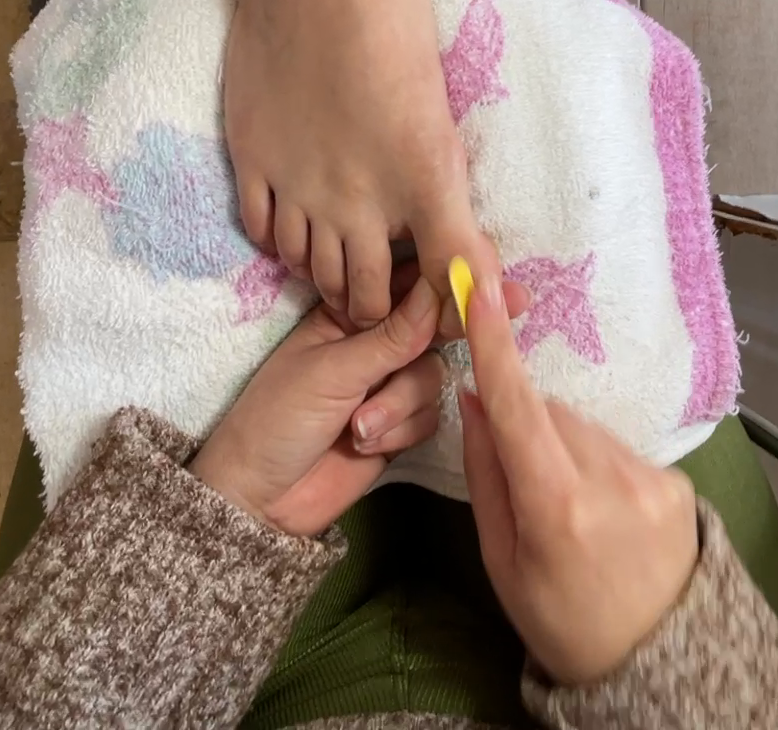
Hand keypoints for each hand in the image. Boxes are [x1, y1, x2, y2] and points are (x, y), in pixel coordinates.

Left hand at [189, 268, 529, 537]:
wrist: (259, 499)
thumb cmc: (279, 418)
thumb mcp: (333, 370)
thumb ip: (392, 336)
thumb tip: (441, 288)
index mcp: (349, 315)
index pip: (406, 288)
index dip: (447, 282)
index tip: (493, 278)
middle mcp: (375, 345)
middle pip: (433, 330)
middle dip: (459, 329)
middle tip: (518, 307)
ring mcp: (388, 386)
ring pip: (433, 377)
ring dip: (402, 403)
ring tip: (360, 427)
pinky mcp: (398, 425)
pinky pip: (428, 415)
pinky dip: (401, 430)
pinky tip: (366, 445)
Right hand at [225, 0, 489, 330]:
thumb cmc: (399, 13)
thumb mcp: (439, 105)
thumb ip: (440, 184)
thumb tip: (447, 235)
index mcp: (427, 179)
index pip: (451, 278)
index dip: (457, 314)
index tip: (454, 317)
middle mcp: (361, 197)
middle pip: (367, 294)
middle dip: (380, 310)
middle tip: (385, 298)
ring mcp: (300, 182)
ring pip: (314, 271)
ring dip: (331, 283)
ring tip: (342, 274)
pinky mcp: (253, 157)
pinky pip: (265, 234)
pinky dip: (284, 247)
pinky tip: (297, 235)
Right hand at [457, 276, 700, 685]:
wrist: (661, 664)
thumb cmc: (561, 619)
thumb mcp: (501, 559)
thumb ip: (486, 472)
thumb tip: (475, 397)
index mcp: (556, 506)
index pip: (518, 408)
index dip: (496, 347)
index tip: (482, 290)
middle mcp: (609, 480)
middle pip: (549, 412)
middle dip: (529, 428)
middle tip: (529, 484)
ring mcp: (651, 476)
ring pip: (582, 425)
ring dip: (565, 444)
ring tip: (574, 505)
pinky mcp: (676, 479)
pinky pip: (615, 444)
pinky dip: (597, 460)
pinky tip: (605, 507)